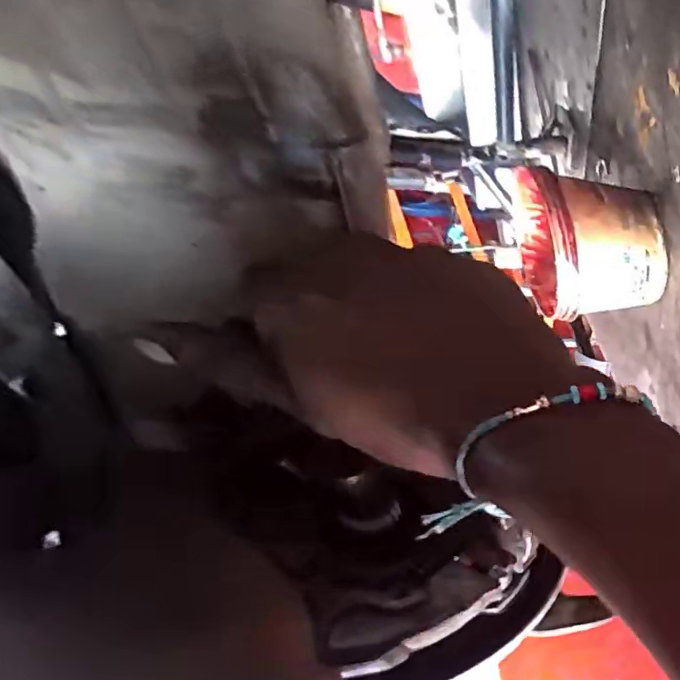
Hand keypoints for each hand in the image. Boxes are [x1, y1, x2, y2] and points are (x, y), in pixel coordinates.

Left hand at [0, 455, 346, 679]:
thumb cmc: (186, 631)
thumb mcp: (178, 530)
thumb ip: (151, 469)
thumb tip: (149, 425)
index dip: (70, 472)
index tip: (152, 470)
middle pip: (15, 551)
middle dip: (98, 520)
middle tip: (178, 508)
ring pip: (56, 594)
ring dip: (121, 563)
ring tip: (197, 552)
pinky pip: (85, 634)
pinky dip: (131, 606)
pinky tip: (194, 601)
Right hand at [151, 236, 585, 478]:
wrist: (517, 416)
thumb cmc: (408, 423)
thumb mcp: (315, 408)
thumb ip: (241, 367)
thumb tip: (162, 336)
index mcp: (295, 290)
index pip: (260, 291)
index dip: (280, 324)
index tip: (306, 355)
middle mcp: (354, 256)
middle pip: (325, 270)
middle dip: (335, 302)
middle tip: (366, 350)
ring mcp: (424, 256)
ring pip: (389, 271)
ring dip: (392, 297)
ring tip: (422, 344)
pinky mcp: (479, 269)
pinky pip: (447, 279)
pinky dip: (446, 301)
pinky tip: (464, 336)